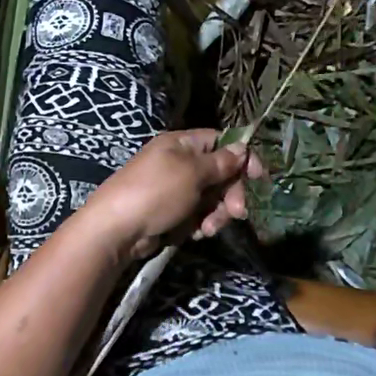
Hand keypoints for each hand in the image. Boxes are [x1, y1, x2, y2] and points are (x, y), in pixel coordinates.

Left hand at [72, 130, 265, 262]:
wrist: (116, 230)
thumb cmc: (156, 192)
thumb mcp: (193, 173)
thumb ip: (221, 162)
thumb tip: (243, 148)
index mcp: (182, 144)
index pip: (222, 142)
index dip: (242, 158)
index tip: (259, 176)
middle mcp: (180, 163)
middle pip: (221, 173)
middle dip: (231, 193)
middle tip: (236, 212)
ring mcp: (176, 189)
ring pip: (213, 198)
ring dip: (217, 213)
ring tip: (207, 228)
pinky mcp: (172, 212)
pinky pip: (199, 214)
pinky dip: (201, 224)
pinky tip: (194, 233)